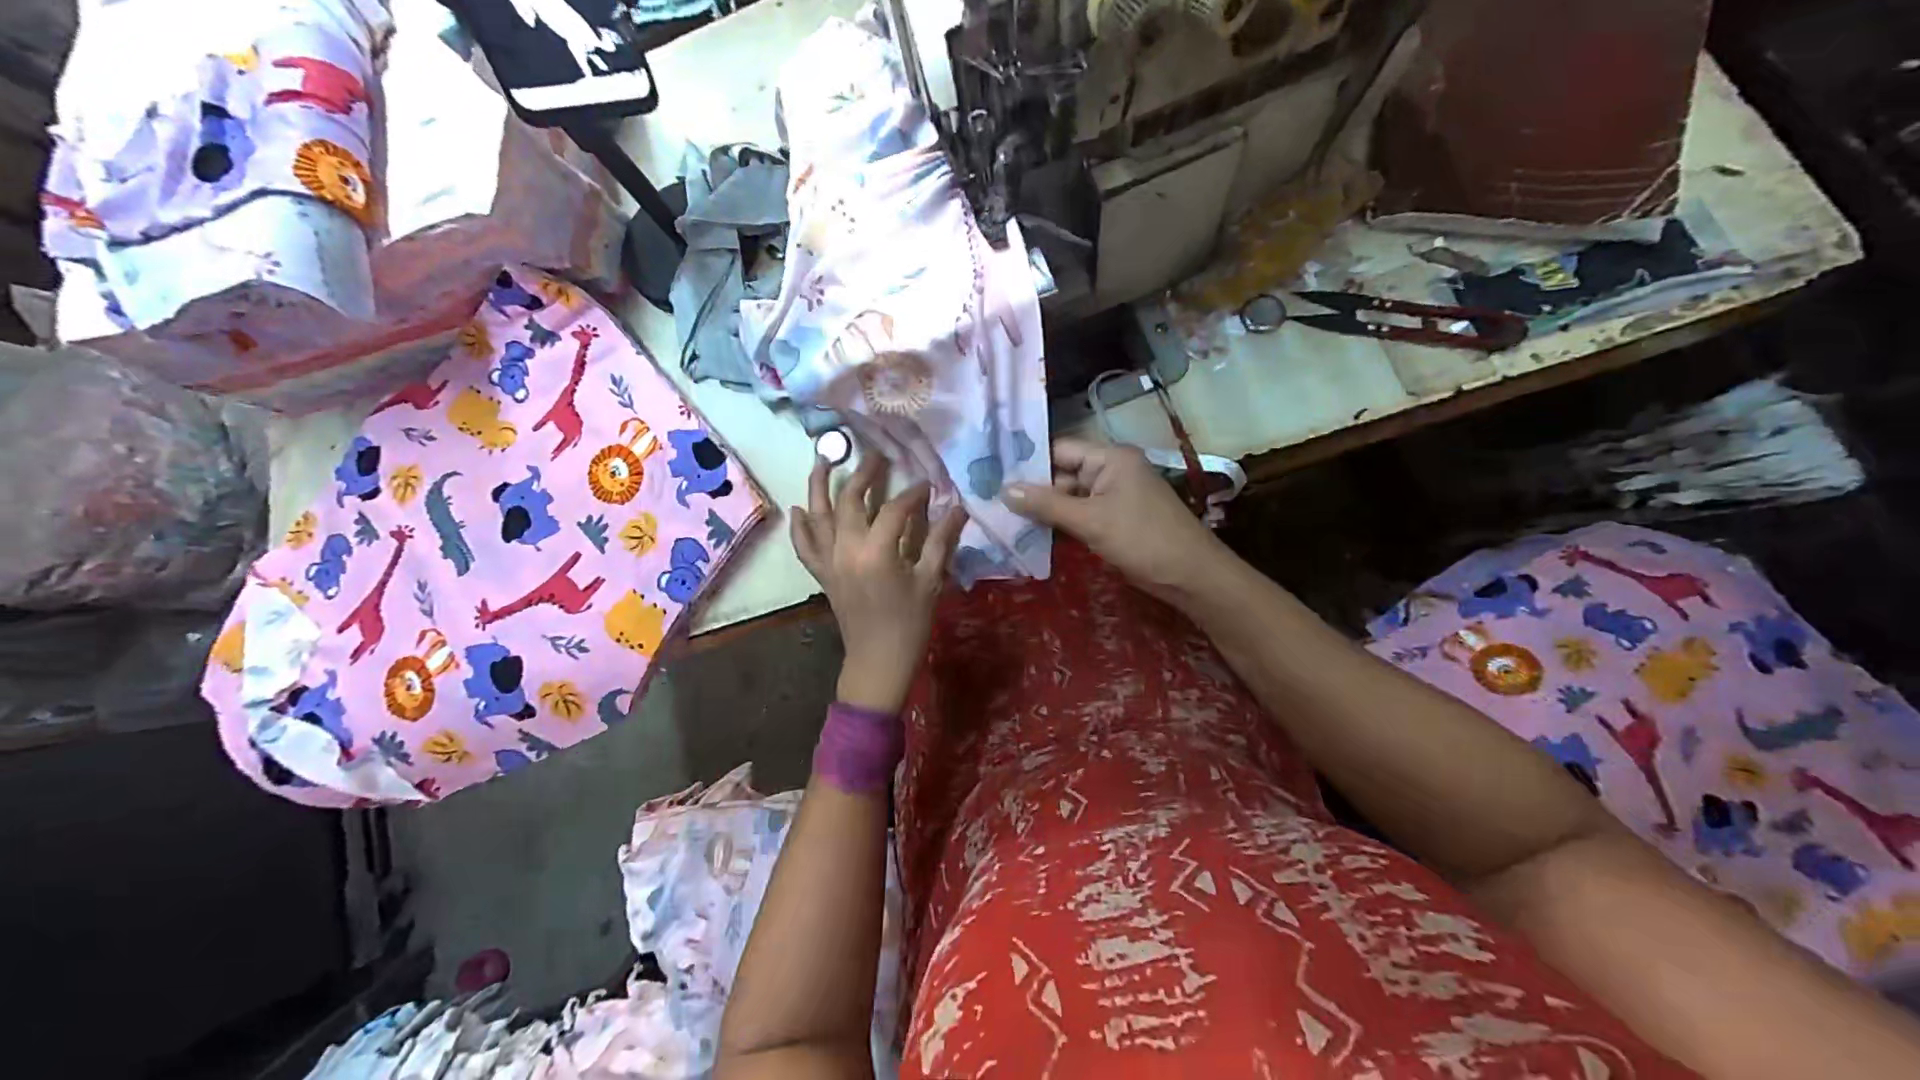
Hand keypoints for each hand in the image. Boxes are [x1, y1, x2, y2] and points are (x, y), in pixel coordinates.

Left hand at [791, 454, 966, 713]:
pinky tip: (799, 508)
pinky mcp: (822, 573)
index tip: (928, 485)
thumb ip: (940, 541)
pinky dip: (800, 526)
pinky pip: (804, 546)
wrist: (878, 661)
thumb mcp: (930, 581)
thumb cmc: (909, 624)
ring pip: (818, 515)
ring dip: (819, 485)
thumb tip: (958, 508)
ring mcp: (829, 561)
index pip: (894, 509)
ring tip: (824, 459)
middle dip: (865, 473)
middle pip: (850, 500)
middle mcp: (846, 549)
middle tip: (878, 455)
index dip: (913, 494)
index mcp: (877, 552)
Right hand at [1005, 437, 1232, 604]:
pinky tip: (1030, 535)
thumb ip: (1046, 504)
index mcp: (1110, 458)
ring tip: (1003, 519)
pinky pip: (1080, 516)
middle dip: (1032, 491)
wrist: (1190, 576)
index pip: (1060, 450)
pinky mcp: (1113, 521)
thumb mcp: (1091, 520)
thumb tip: (1004, 490)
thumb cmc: (1142, 539)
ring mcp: (1113, 497)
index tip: (992, 473)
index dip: (1028, 462)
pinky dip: (1059, 525)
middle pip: (1062, 475)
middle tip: (992, 502)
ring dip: (1043, 511)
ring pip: (1069, 498)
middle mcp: (1110, 471)